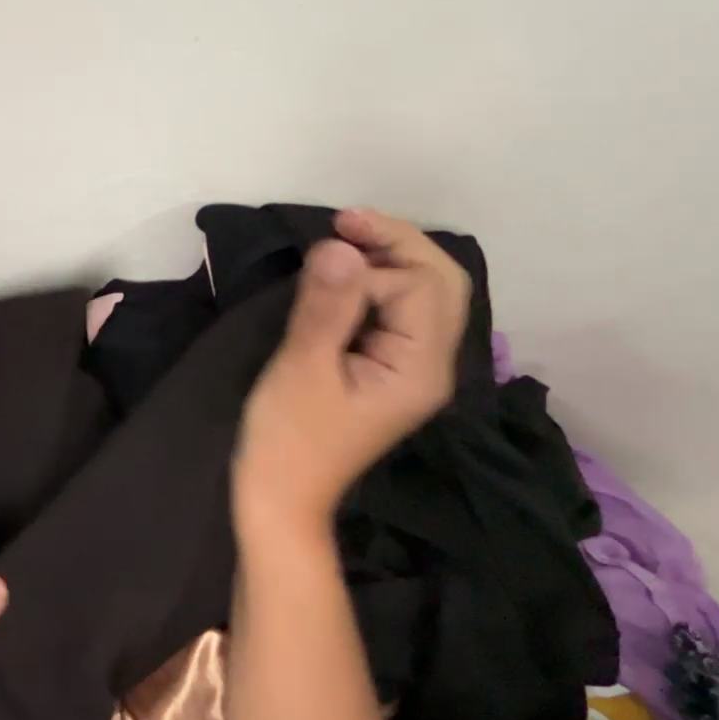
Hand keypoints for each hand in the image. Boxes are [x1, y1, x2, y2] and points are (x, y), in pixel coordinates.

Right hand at [234, 208, 470, 534]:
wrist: (278, 499)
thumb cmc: (287, 438)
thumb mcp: (300, 369)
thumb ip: (326, 307)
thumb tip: (341, 246)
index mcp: (420, 366)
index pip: (420, 285)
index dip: (376, 259)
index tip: (323, 246)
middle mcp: (430, 365)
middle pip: (439, 285)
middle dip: (396, 245)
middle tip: (341, 220)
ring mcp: (410, 373)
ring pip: (421, 299)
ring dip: (387, 264)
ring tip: (339, 242)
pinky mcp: (384, 377)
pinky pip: (397, 319)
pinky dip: (374, 290)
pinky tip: (342, 283)